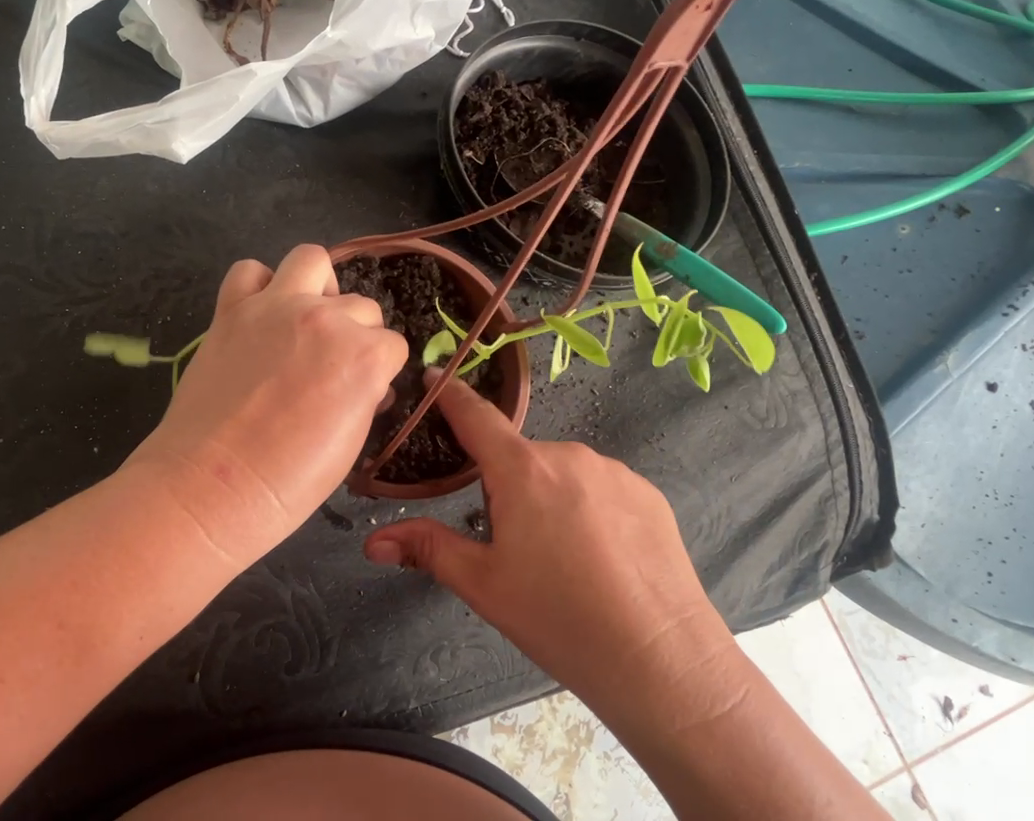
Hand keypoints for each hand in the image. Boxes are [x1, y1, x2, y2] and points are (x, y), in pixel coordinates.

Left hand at [129, 245, 405, 567]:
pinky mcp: (231, 310)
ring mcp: (275, 308)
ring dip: (317, 287)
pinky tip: (259, 316)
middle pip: (360, 306)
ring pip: (312, 260)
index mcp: (364, 357)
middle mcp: (325, 320)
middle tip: (329, 367)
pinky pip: (249, 271)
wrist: (213, 487)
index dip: (379, 372)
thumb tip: (368, 382)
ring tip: (304, 320)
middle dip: (355, 335)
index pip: (392, 345)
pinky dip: (258, 286)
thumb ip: (365, 396)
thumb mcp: (351, 444)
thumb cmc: (290, 483)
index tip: (362, 394)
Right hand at [363, 369, 734, 696]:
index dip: (450, 395)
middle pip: (520, 458)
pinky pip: (602, 488)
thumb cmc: (558, 618)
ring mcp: (615, 472)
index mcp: (522, 471)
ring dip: (550, 499)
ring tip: (562, 561)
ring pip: (563, 474)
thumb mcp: (482, 585)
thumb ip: (427, 549)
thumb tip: (372, 541)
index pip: (475, 416)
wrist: (660, 659)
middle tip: (513, 547)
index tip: (433, 374)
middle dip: (507, 488)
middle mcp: (569, 456)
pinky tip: (602, 560)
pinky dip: (591, 511)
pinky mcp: (649, 494)